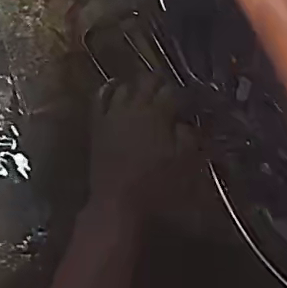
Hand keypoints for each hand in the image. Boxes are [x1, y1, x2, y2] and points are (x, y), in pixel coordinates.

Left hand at [89, 75, 199, 225]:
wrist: (116, 206)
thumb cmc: (157, 187)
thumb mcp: (185, 163)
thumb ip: (189, 136)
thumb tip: (185, 123)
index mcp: (158, 114)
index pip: (172, 91)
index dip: (182, 95)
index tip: (189, 104)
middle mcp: (134, 107)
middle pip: (148, 81)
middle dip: (161, 84)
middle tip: (170, 94)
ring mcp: (112, 115)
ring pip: (125, 87)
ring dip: (137, 87)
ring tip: (146, 94)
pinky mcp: (97, 126)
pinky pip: (101, 100)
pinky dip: (109, 92)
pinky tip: (116, 94)